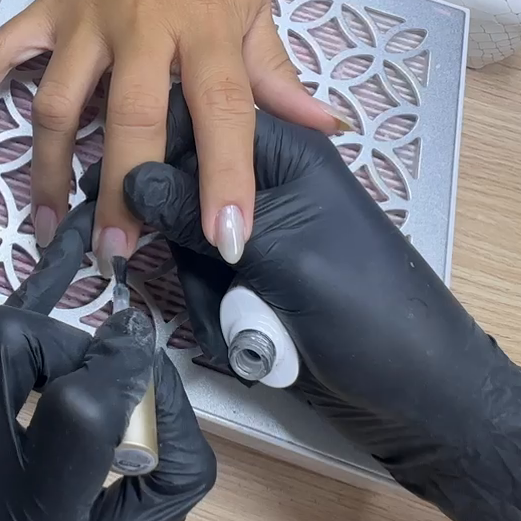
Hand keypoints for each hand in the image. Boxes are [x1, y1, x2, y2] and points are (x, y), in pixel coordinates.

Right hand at [0, 0, 339, 270]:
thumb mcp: (256, 6)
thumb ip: (278, 73)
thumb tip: (326, 130)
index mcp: (206, 26)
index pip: (222, 107)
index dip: (227, 175)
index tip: (225, 237)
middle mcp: (141, 25)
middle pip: (128, 115)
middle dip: (121, 189)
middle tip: (115, 251)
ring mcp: (84, 17)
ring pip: (56, 98)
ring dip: (47, 165)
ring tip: (49, 224)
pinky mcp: (46, 6)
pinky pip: (1, 48)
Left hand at [0, 202, 215, 520]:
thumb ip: (169, 452)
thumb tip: (146, 354)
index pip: (75, 409)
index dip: (115, 368)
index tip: (132, 362)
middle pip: (2, 341)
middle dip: (58, 337)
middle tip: (84, 365)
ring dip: (13, 326)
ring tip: (45, 356)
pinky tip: (13, 367)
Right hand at [113, 95, 520, 520]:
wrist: (420, 400)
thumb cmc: (362, 306)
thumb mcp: (278, 252)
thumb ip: (194, 211)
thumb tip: (123, 179)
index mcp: (279, 149)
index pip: (192, 120)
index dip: (144, 147)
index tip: (101, 187)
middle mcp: (259, 179)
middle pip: (176, 178)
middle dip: (161, 225)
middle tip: (131, 256)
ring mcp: (252, 228)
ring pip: (179, 230)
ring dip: (187, 275)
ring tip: (221, 316)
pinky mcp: (247, 271)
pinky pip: (197, 270)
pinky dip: (202, 300)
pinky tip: (226, 330)